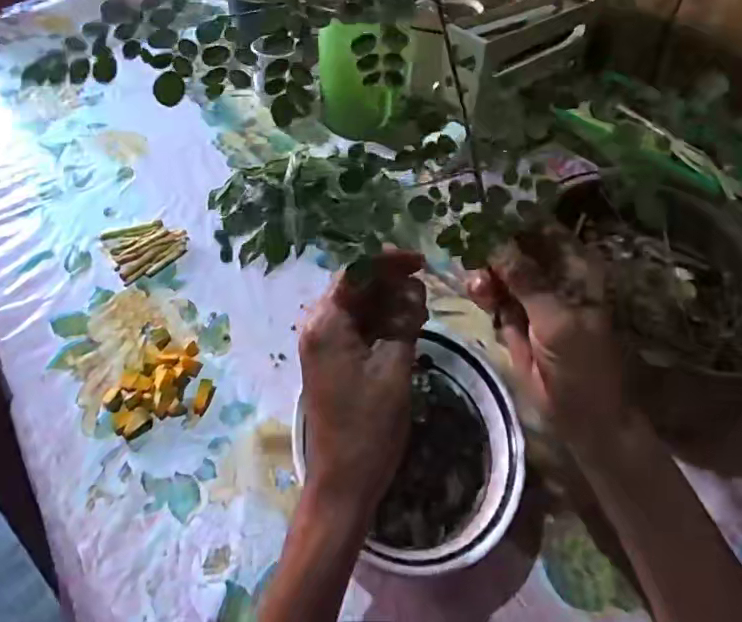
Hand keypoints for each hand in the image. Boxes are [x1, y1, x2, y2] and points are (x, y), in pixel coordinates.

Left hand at [297, 249, 427, 511]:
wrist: (343, 481)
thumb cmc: (369, 426)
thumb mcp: (395, 369)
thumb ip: (404, 321)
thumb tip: (413, 289)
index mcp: (326, 322)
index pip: (356, 272)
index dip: (388, 262)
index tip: (420, 261)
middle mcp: (316, 324)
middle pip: (355, 286)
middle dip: (390, 283)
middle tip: (424, 290)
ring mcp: (321, 341)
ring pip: (356, 305)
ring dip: (386, 302)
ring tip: (419, 309)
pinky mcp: (329, 357)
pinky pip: (354, 326)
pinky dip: (378, 321)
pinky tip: (404, 326)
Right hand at [467, 225, 639, 447]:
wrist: (583, 418)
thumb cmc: (583, 364)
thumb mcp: (555, 318)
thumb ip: (525, 278)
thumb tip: (495, 239)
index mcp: (574, 267)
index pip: (542, 228)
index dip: (514, 216)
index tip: (483, 207)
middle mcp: (551, 274)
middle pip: (514, 245)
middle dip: (490, 242)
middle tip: (466, 240)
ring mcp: (530, 296)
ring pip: (498, 268)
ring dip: (484, 270)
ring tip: (478, 285)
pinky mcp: (513, 316)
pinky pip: (491, 293)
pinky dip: (482, 291)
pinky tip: (477, 295)